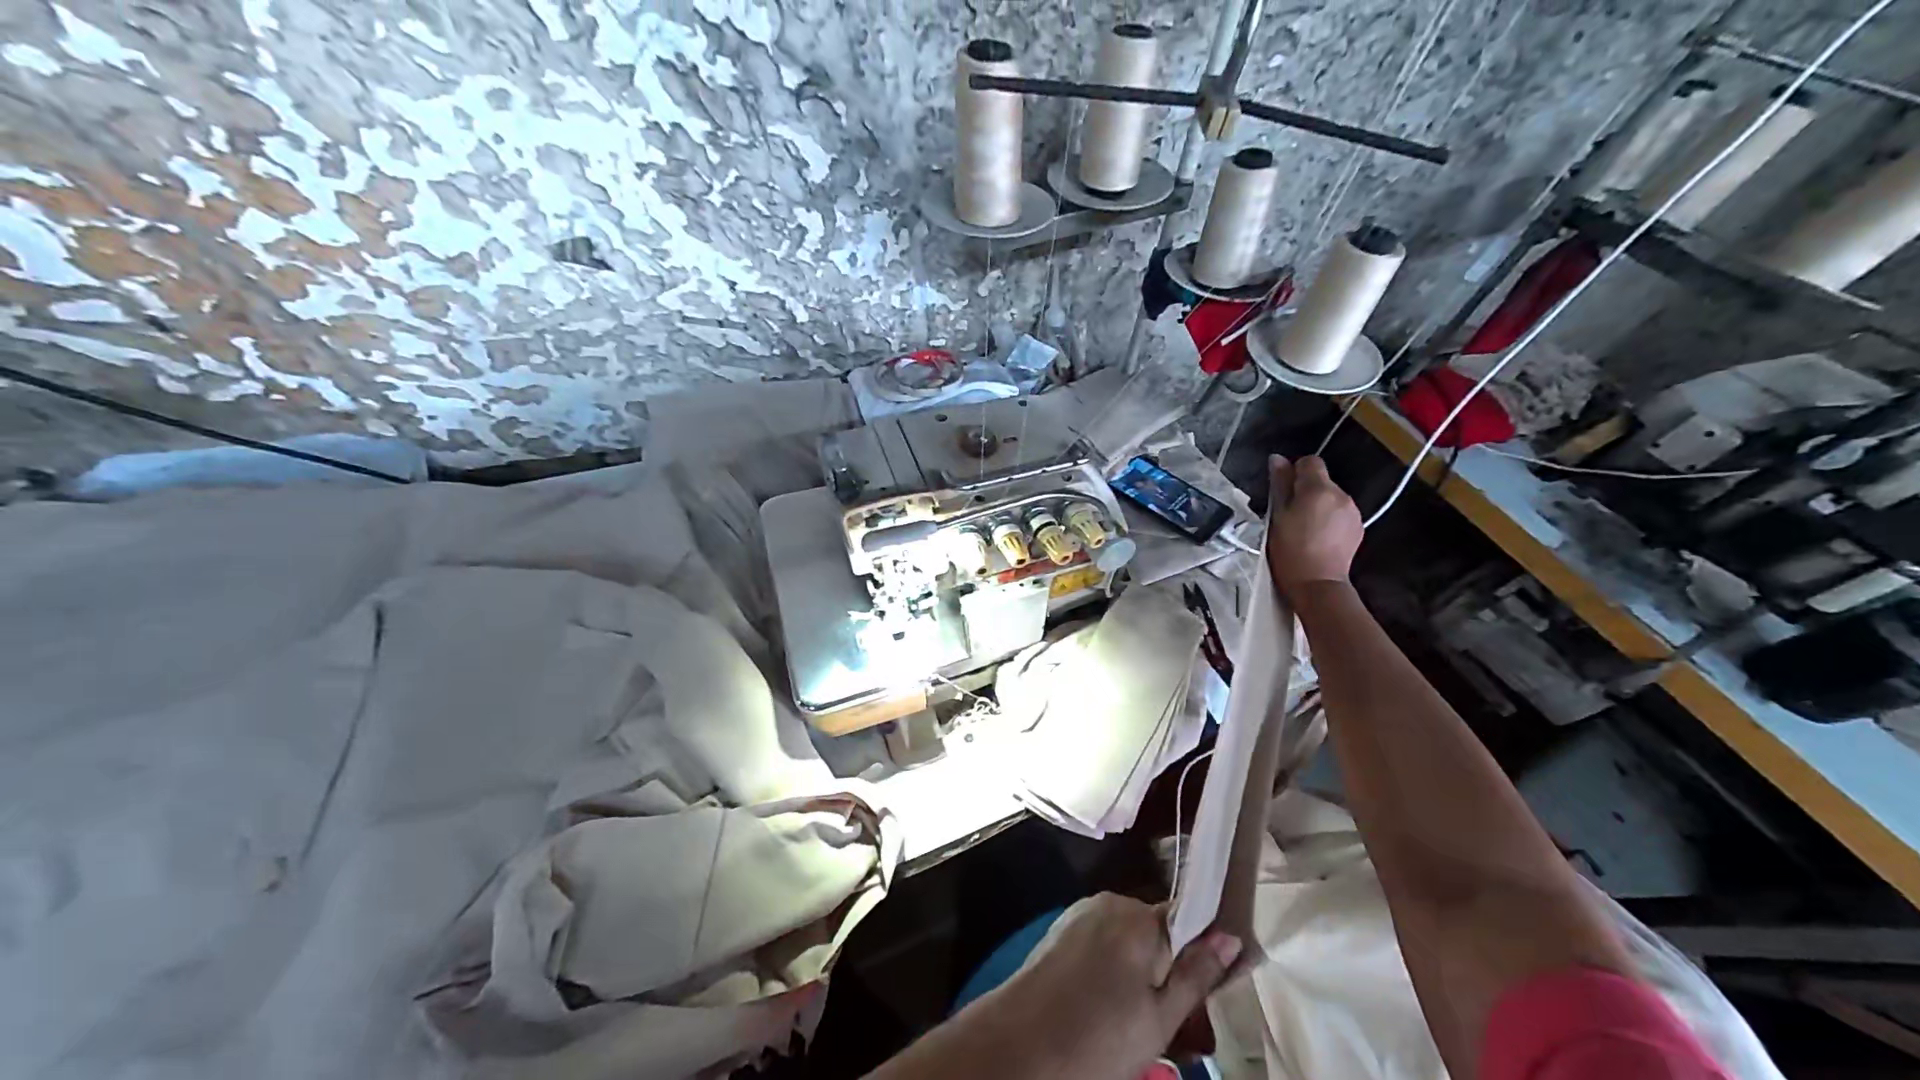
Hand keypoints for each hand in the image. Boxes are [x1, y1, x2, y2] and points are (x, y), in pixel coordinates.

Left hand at [995, 894, 1241, 1079]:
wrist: (1019, 1046)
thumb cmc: (1099, 1036)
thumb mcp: (1161, 1017)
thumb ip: (1197, 974)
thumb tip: (1230, 936)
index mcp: (1138, 916)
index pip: (1187, 920)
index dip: (1202, 955)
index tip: (1208, 994)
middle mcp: (1109, 904)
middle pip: (1156, 933)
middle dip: (1168, 973)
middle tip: (1174, 1029)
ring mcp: (1080, 916)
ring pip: (1127, 943)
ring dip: (1140, 978)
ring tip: (1140, 1030)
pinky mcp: (1059, 933)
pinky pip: (1101, 947)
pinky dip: (1111, 974)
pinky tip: (1107, 1014)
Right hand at [1266, 455, 1362, 598]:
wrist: (1318, 583)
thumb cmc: (1289, 550)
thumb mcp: (1277, 517)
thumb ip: (1279, 485)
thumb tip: (1277, 459)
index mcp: (1318, 489)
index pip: (1310, 461)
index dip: (1295, 472)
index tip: (1285, 493)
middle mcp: (1341, 494)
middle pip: (1322, 480)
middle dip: (1307, 490)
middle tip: (1291, 515)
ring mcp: (1353, 511)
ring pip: (1332, 497)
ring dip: (1319, 505)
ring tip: (1305, 528)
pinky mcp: (1358, 527)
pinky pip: (1341, 512)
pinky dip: (1330, 518)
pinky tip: (1320, 537)